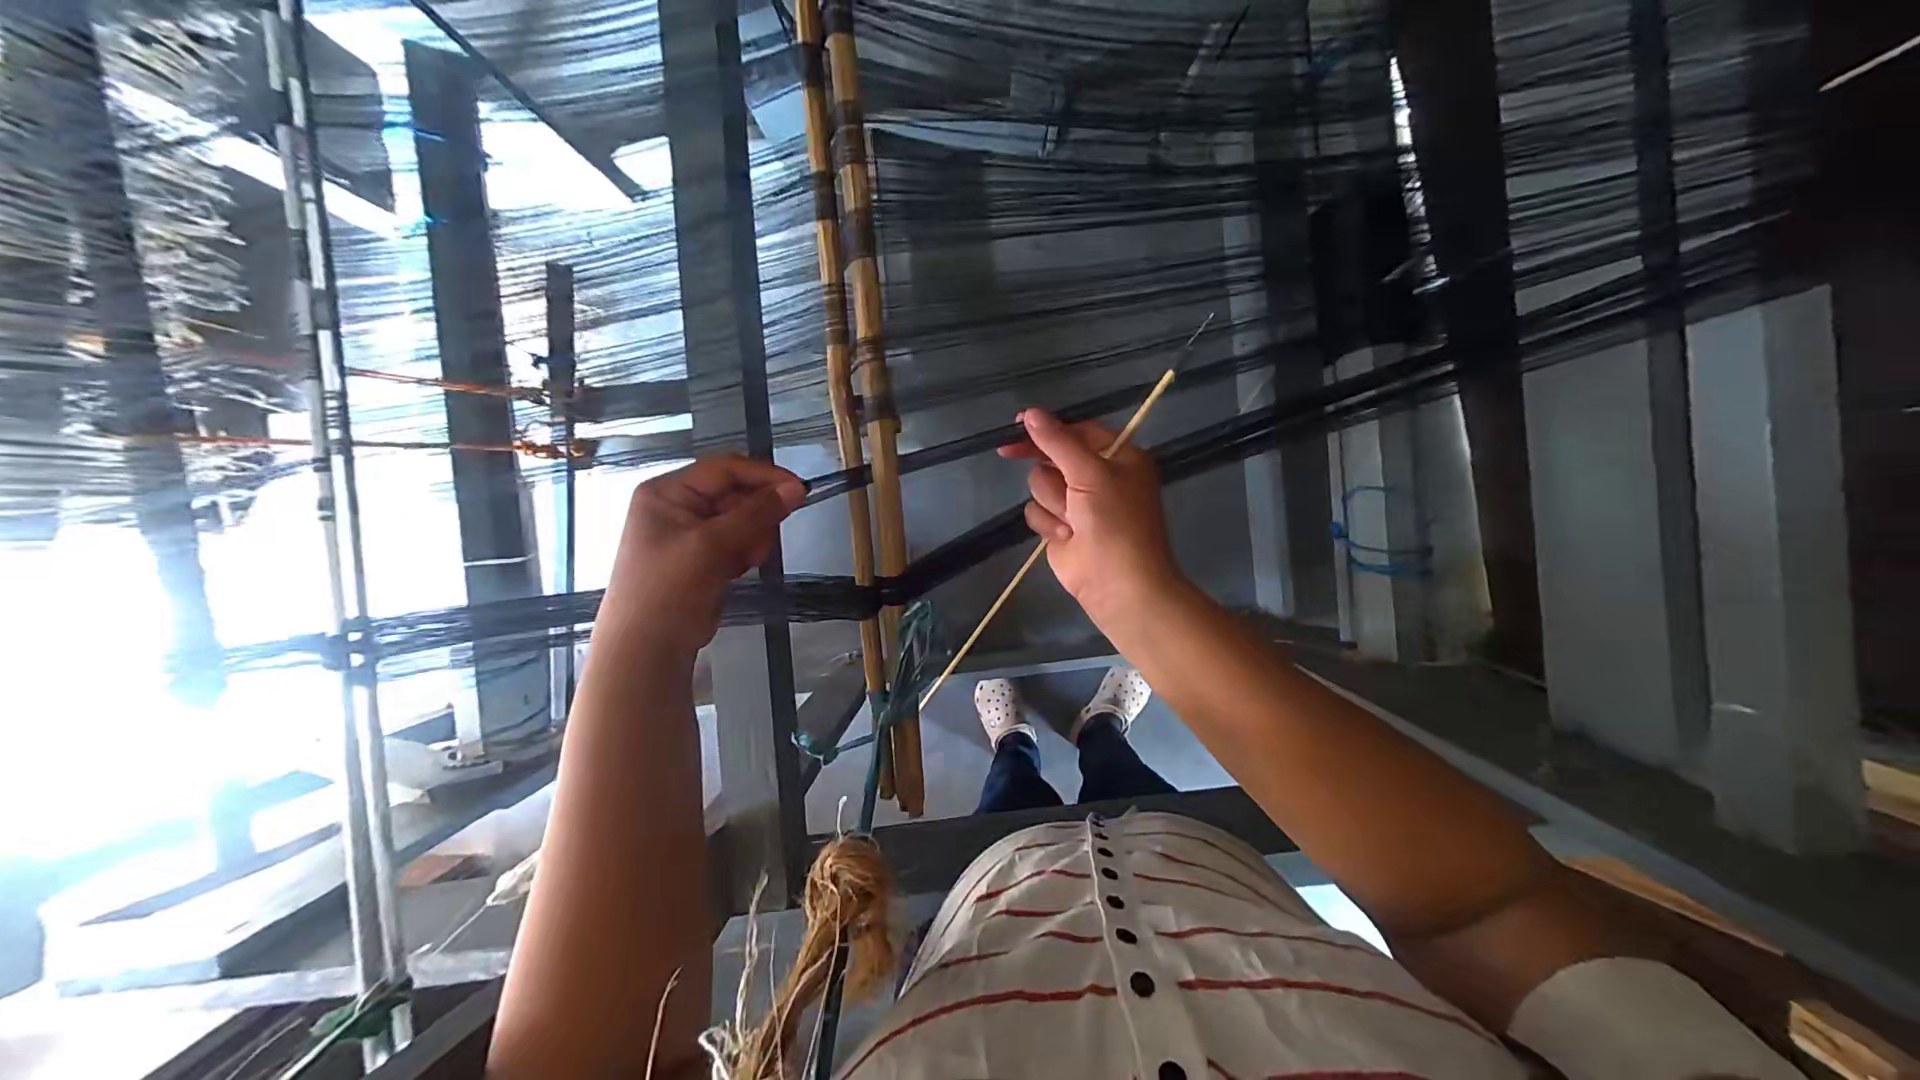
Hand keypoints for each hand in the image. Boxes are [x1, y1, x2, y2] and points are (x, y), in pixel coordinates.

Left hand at [599, 455, 806, 658]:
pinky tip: (737, 571)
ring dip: (751, 538)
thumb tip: (797, 488)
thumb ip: (756, 513)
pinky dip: (744, 553)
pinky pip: (738, 541)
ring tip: (743, 563)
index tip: (799, 490)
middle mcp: (677, 506)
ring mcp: (690, 533)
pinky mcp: (703, 557)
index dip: (764, 476)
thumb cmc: (668, 589)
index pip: (724, 468)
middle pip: (735, 493)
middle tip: (759, 543)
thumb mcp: (712, 545)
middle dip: (755, 517)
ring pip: (742, 519)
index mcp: (667, 492)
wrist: (647, 648)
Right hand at [999, 408, 1183, 627]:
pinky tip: (1065, 536)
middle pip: (1053, 456)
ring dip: (1052, 501)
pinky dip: (1048, 524)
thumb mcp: (1091, 474)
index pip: (1079, 431)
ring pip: (1041, 484)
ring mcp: (1077, 504)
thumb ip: (1058, 442)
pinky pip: (1037, 511)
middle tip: (1008, 451)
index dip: (1049, 427)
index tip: (1018, 423)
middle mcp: (1098, 477)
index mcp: (1120, 457)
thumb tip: (1030, 414)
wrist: (1119, 584)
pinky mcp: (1060, 527)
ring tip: (1072, 521)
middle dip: (1047, 468)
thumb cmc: (1116, 523)